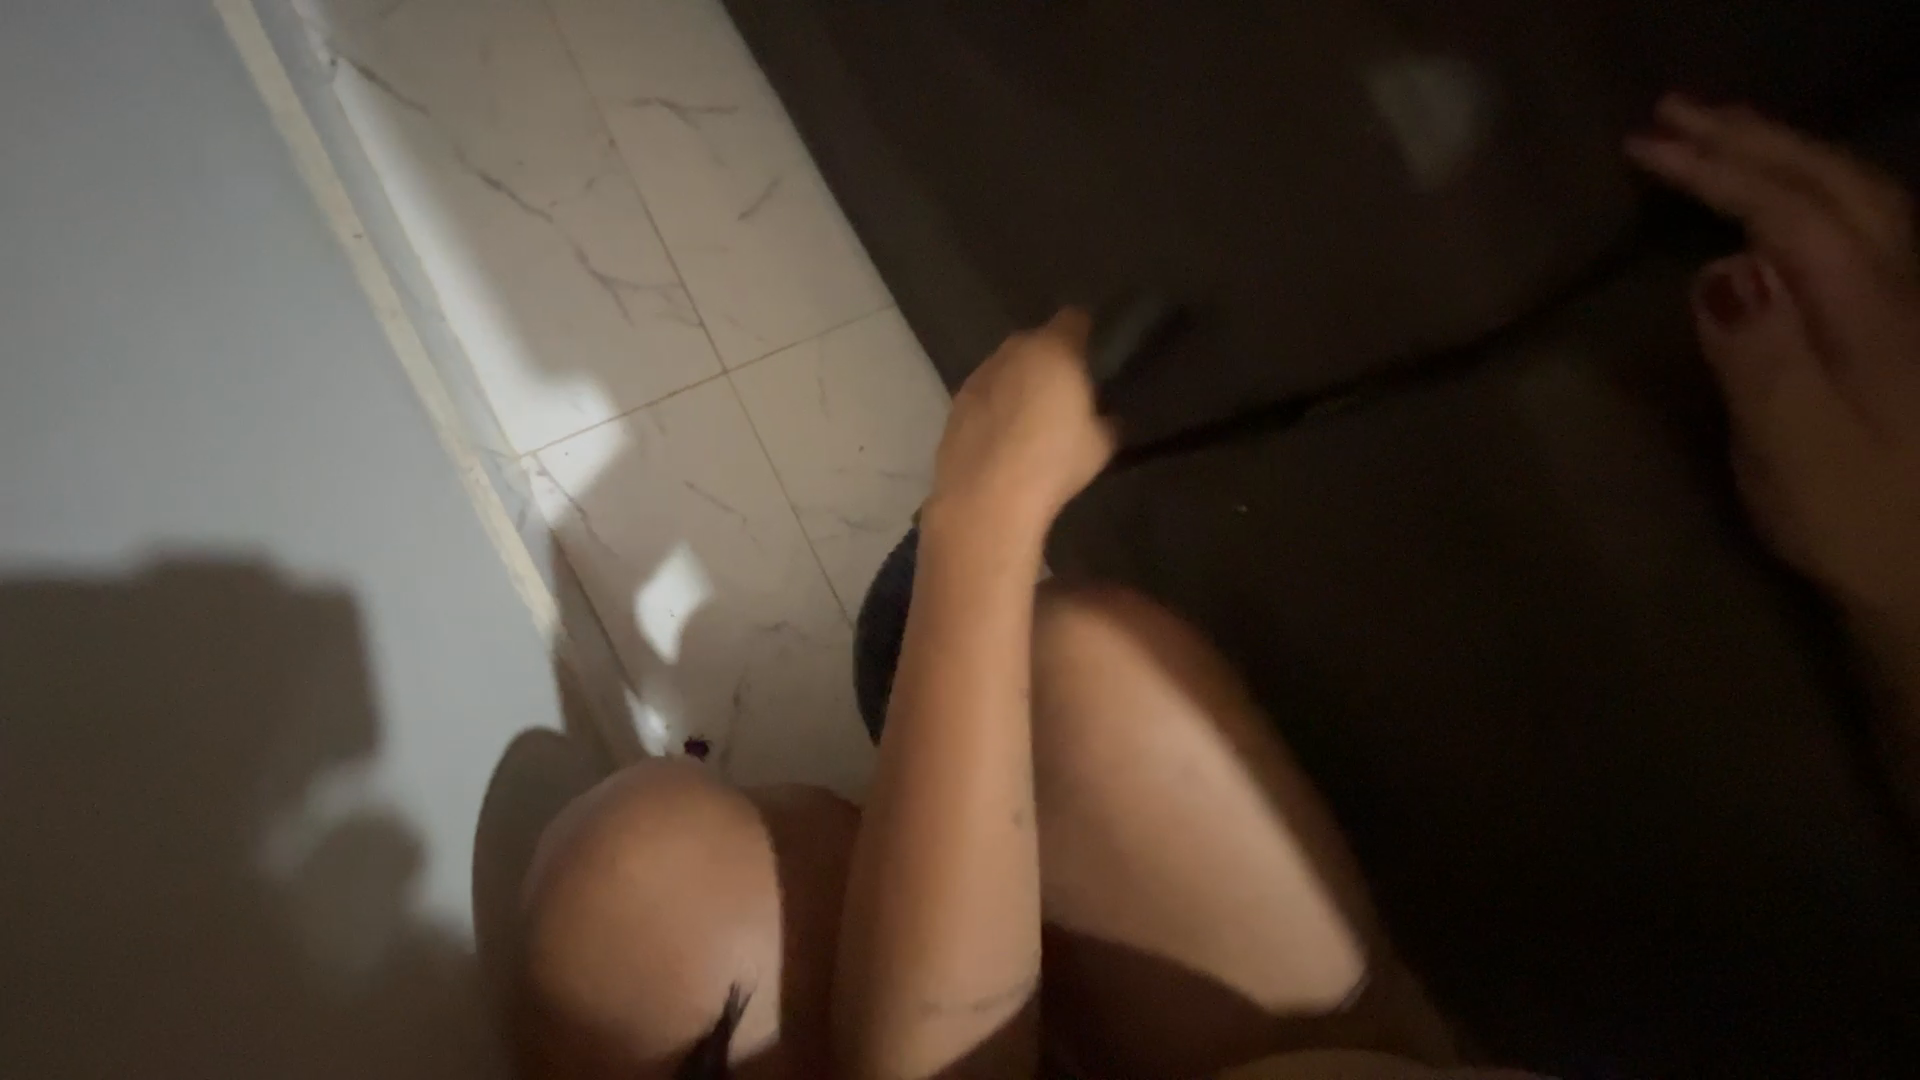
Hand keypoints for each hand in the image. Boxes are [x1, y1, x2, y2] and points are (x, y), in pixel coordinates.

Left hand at [928, 308, 1117, 533]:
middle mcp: (1013, 351)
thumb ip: (1108, 421)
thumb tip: (1108, 417)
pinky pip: (984, 394)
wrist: (985, 498)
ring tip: (1030, 419)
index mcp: (1054, 350)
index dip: (1086, 333)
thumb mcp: (1101, 446)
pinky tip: (1001, 437)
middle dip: (1050, 359)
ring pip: (1006, 367)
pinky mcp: (956, 404)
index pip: (1075, 319)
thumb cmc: (1053, 464)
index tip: (1094, 355)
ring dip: (1019, 382)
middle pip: (1036, 341)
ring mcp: (978, 376)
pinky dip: (994, 406)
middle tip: (1063, 393)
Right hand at [1627, 95, 1919, 624]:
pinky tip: (1781, 203)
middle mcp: (1904, 292)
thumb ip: (1764, 356)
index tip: (1646, 144)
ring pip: (1859, 199)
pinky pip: (1862, 231)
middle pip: (1834, 188)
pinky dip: (1811, 195)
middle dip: (1751, 142)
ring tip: (1720, 135)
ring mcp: (1909, 308)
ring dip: (1785, 156)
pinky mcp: (1898, 331)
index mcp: (1871, 315)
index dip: (1722, 169)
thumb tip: (1721, 267)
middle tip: (1673, 114)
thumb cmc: (1855, 518)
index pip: (1792, 213)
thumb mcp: (1798, 447)